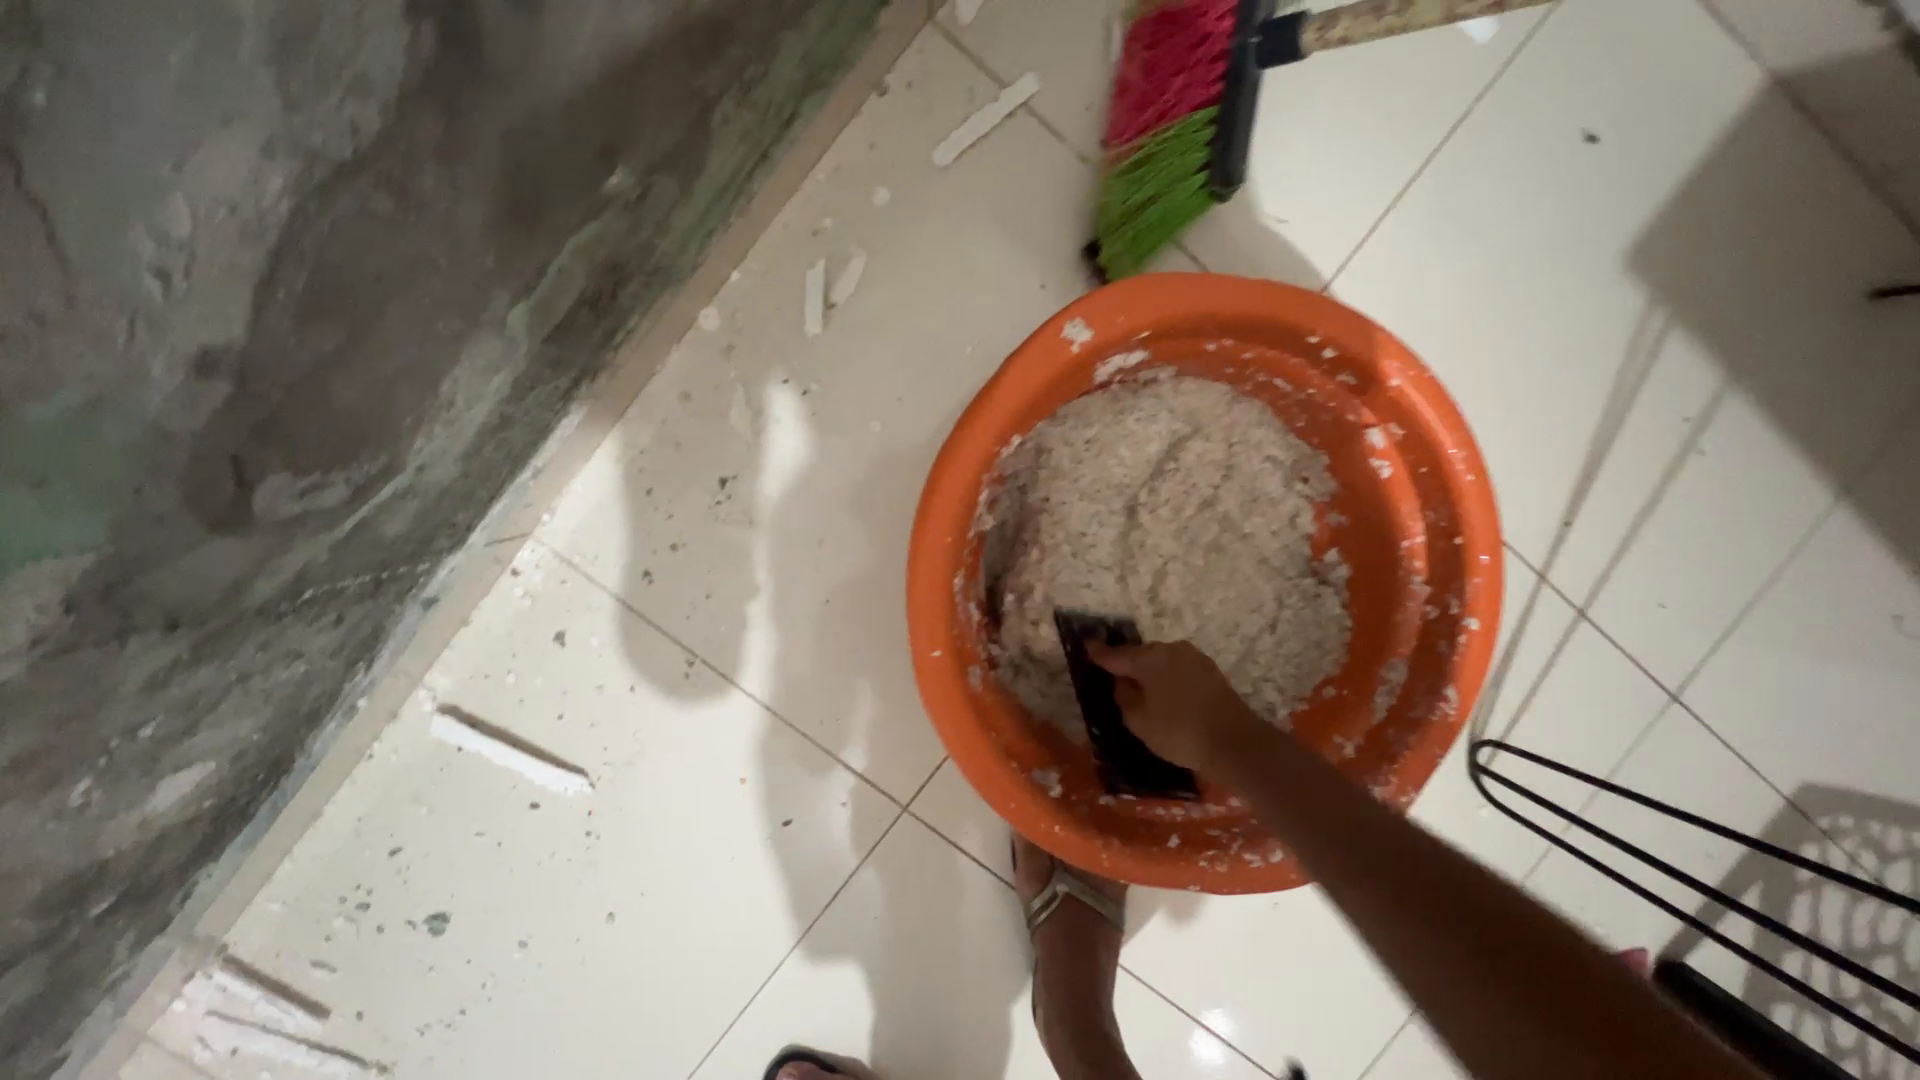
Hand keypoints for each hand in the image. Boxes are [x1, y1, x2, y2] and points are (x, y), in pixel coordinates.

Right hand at [1085, 639, 1265, 772]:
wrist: (1236, 742)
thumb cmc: (1179, 732)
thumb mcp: (1138, 721)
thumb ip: (1124, 697)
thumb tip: (1123, 682)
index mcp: (1149, 658)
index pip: (1116, 655)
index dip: (1099, 654)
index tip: (1087, 648)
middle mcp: (1171, 650)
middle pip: (1141, 655)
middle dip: (1128, 664)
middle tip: (1115, 678)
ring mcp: (1194, 658)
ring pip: (1162, 661)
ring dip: (1151, 673)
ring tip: (1142, 690)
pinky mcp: (1211, 671)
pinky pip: (1179, 670)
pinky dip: (1168, 679)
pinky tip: (1166, 695)